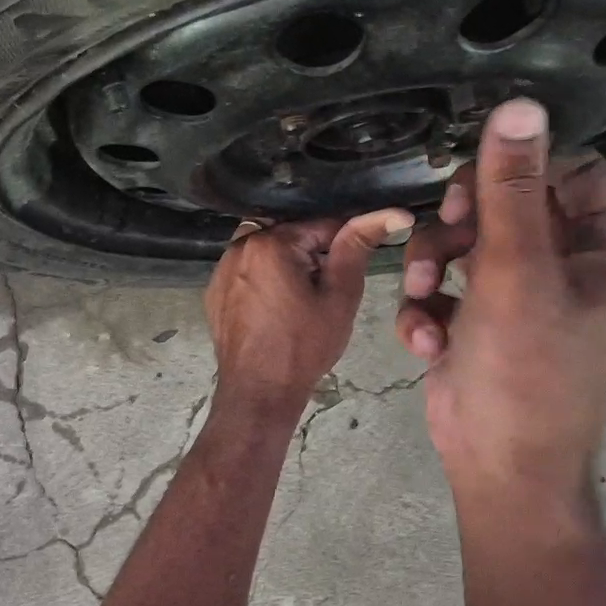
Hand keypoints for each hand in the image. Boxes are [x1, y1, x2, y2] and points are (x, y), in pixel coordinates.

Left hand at [205, 209, 415, 406]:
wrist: (258, 391)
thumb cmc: (304, 346)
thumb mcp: (340, 296)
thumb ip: (357, 247)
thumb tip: (391, 214)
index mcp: (270, 242)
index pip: (321, 224)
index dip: (344, 244)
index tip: (353, 268)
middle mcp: (239, 246)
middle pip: (290, 234)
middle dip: (312, 254)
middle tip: (325, 289)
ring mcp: (221, 269)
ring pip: (266, 250)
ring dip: (286, 263)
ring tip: (301, 299)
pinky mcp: (214, 291)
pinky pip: (245, 271)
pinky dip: (263, 278)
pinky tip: (276, 307)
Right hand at [396, 99, 605, 488]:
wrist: (498, 465)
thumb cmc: (526, 370)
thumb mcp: (516, 271)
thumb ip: (511, 189)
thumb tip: (519, 106)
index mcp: (605, 251)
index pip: (576, 173)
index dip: (527, 168)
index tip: (481, 183)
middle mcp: (565, 269)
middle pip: (508, 205)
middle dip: (464, 222)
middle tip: (446, 233)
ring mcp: (518, 299)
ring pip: (465, 247)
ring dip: (432, 268)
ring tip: (422, 300)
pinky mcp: (476, 326)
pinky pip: (445, 292)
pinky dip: (427, 311)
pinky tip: (423, 342)